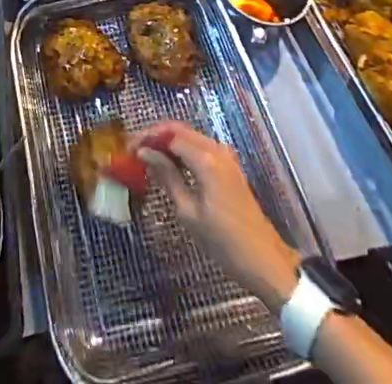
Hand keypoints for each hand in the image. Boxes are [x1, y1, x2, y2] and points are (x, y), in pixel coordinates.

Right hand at [137, 121, 300, 307]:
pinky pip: (201, 149)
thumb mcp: (188, 211)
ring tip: (147, 158)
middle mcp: (217, 150)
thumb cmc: (223, 241)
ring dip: (168, 143)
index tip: (127, 148)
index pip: (170, 135)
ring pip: (191, 138)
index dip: (147, 138)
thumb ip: (167, 176)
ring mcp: (227, 158)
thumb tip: (145, 153)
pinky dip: (183, 152)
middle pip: (181, 130)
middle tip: (134, 150)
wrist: (264, 261)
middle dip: (156, 136)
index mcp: (206, 159)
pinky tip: (169, 166)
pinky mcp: (230, 169)